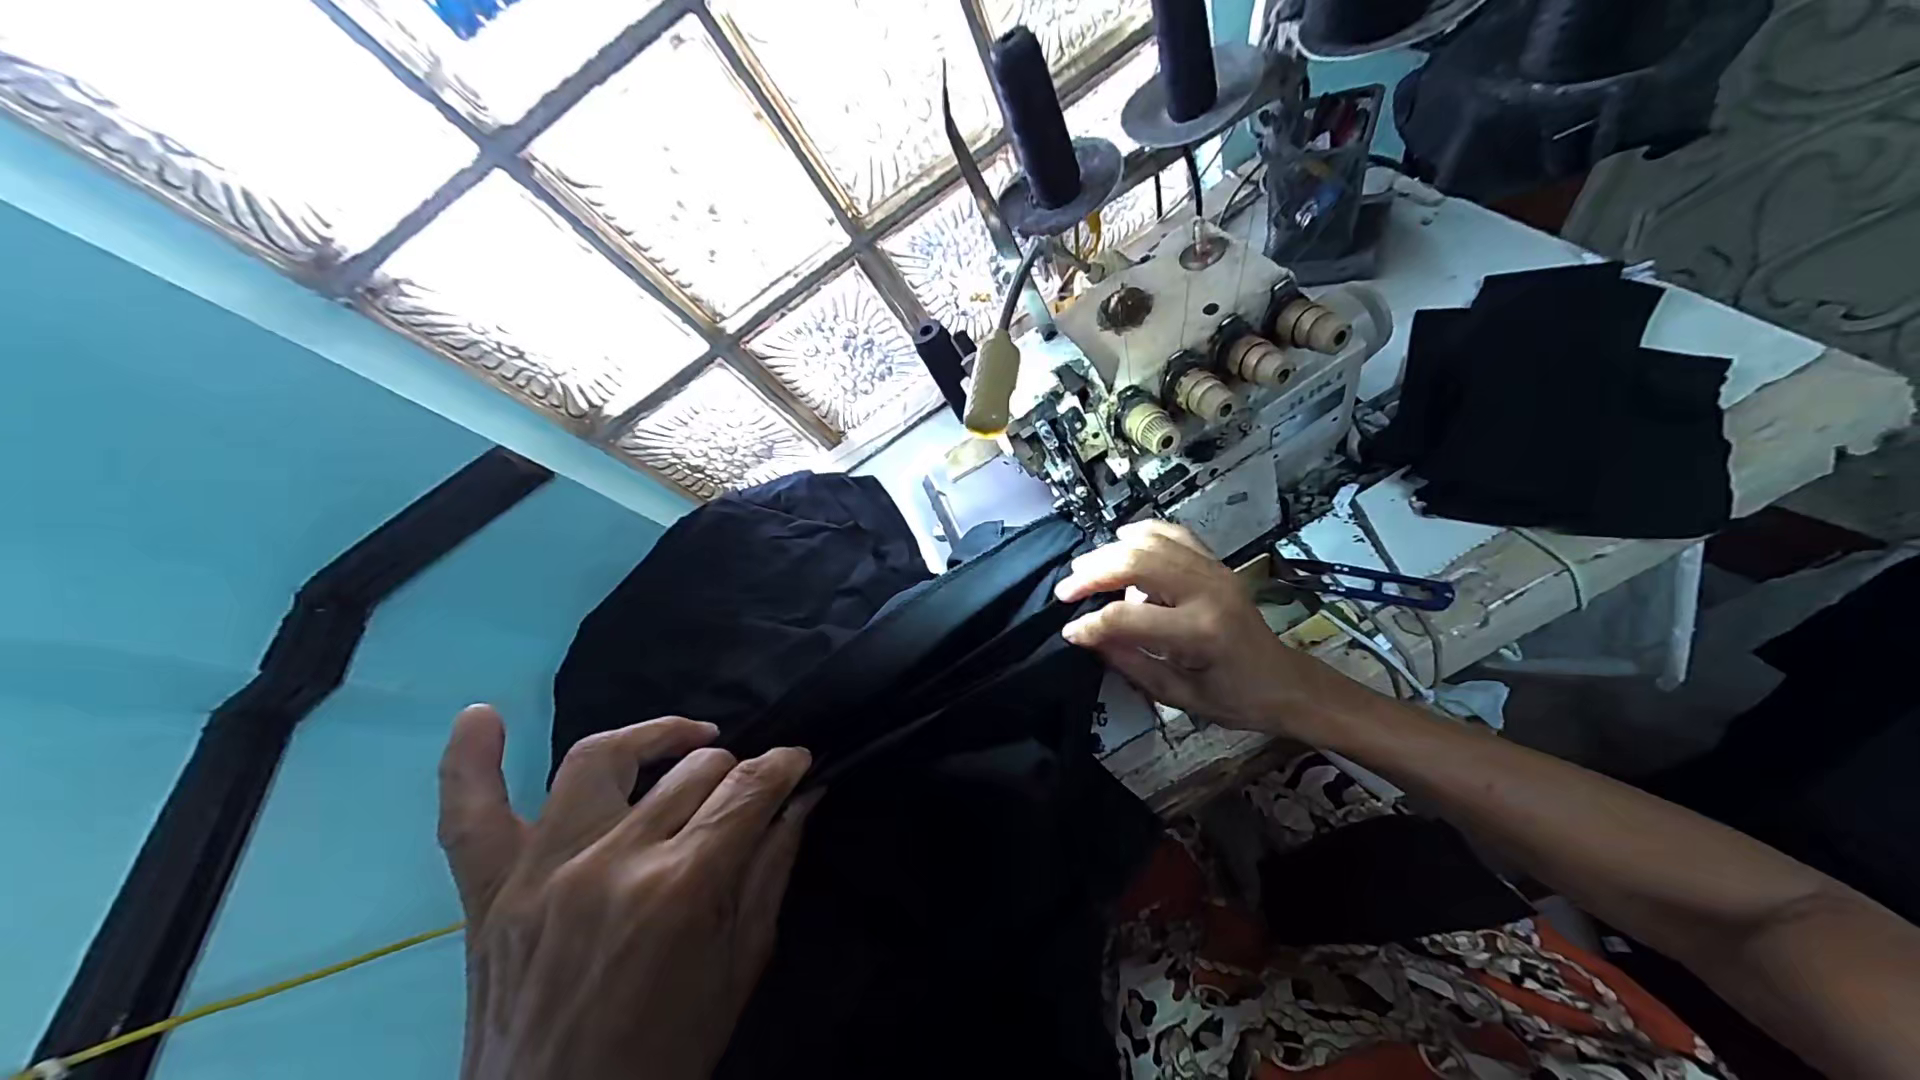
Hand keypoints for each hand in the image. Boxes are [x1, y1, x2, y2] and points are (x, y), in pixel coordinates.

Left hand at [438, 705, 819, 1079]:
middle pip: (691, 769)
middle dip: (735, 767)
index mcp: (682, 887)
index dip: (785, 764)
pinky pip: (468, 815)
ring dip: (653, 735)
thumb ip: (773, 869)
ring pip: (599, 759)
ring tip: (686, 738)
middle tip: (746, 786)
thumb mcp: (741, 966)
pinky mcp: (489, 892)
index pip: (749, 789)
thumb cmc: (667, 1052)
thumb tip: (802, 797)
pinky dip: (470, 760)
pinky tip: (483, 715)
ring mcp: (542, 870)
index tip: (798, 762)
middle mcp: (612, 861)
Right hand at [1055, 520, 1375, 740]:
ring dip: (1109, 552)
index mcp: (1199, 632)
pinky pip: (1173, 534)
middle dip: (1092, 574)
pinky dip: (1142, 533)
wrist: (1284, 681)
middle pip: (1135, 564)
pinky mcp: (1216, 563)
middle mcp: (1207, 591)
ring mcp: (1214, 571)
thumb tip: (1087, 636)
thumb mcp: (1177, 694)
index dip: (1091, 624)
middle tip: (1066, 591)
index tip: (1069, 631)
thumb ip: (1129, 662)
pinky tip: (1120, 540)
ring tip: (1084, 569)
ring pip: (1149, 543)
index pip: (1127, 617)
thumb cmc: (1233, 698)